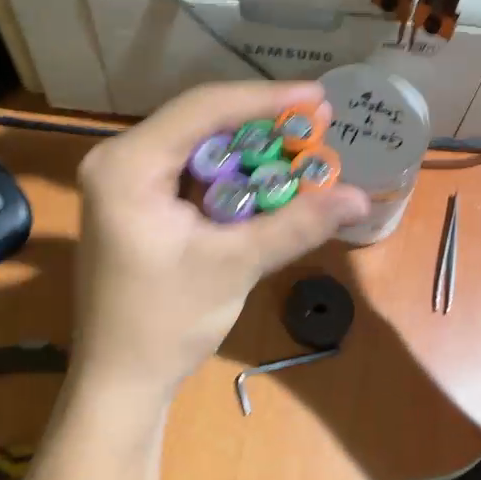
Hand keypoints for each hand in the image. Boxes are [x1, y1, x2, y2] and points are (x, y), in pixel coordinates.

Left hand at [70, 82, 370, 400]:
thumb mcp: (235, 266)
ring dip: (252, 159)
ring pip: (201, 154)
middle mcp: (120, 163)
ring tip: (304, 159)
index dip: (266, 100)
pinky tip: (271, 191)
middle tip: (319, 130)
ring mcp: (125, 187)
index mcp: (128, 165)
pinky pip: (193, 181)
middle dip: (263, 130)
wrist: (122, 380)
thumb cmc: (167, 322)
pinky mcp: (138, 211)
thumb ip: (297, 225)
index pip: (204, 109)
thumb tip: (361, 198)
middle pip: (202, 126)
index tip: (319, 99)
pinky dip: (233, 185)